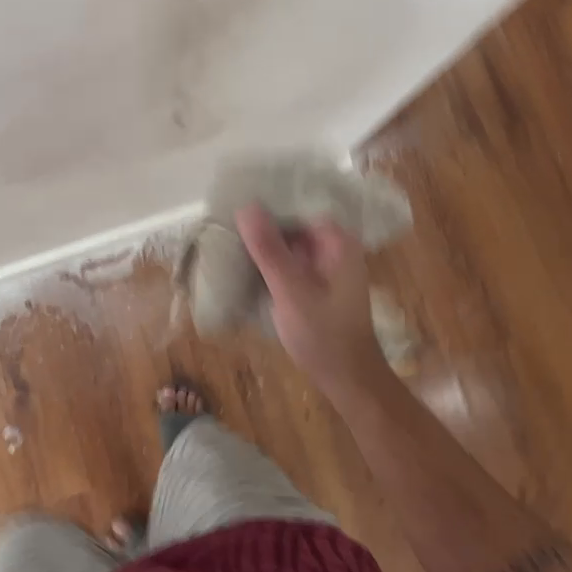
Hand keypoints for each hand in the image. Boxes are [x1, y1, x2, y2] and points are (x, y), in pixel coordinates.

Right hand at [236, 203, 388, 396]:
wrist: (347, 378)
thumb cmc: (323, 334)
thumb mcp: (291, 290)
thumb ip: (269, 249)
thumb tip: (246, 206)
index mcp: (337, 241)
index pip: (300, 202)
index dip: (269, 197)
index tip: (237, 193)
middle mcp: (334, 247)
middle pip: (293, 220)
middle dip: (263, 218)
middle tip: (224, 212)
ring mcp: (325, 266)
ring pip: (289, 241)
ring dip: (263, 239)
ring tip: (227, 230)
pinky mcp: (314, 283)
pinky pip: (289, 260)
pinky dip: (269, 259)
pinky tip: (243, 258)